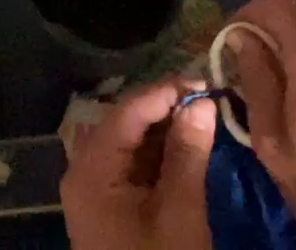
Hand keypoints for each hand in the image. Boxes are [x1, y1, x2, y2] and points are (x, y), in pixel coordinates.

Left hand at [60, 79, 216, 249]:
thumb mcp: (179, 214)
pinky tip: (189, 145)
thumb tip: (201, 101)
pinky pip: (133, 163)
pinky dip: (161, 152)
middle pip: (126, 121)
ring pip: (131, 140)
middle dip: (167, 107)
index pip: (128, 110)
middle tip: (210, 98)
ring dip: (166, 127)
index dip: (166, 91)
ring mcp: (95, 190)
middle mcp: (85, 171)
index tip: (207, 82)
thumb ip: (188, 152)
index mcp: (91, 170)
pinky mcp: (109, 206)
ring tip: (205, 116)